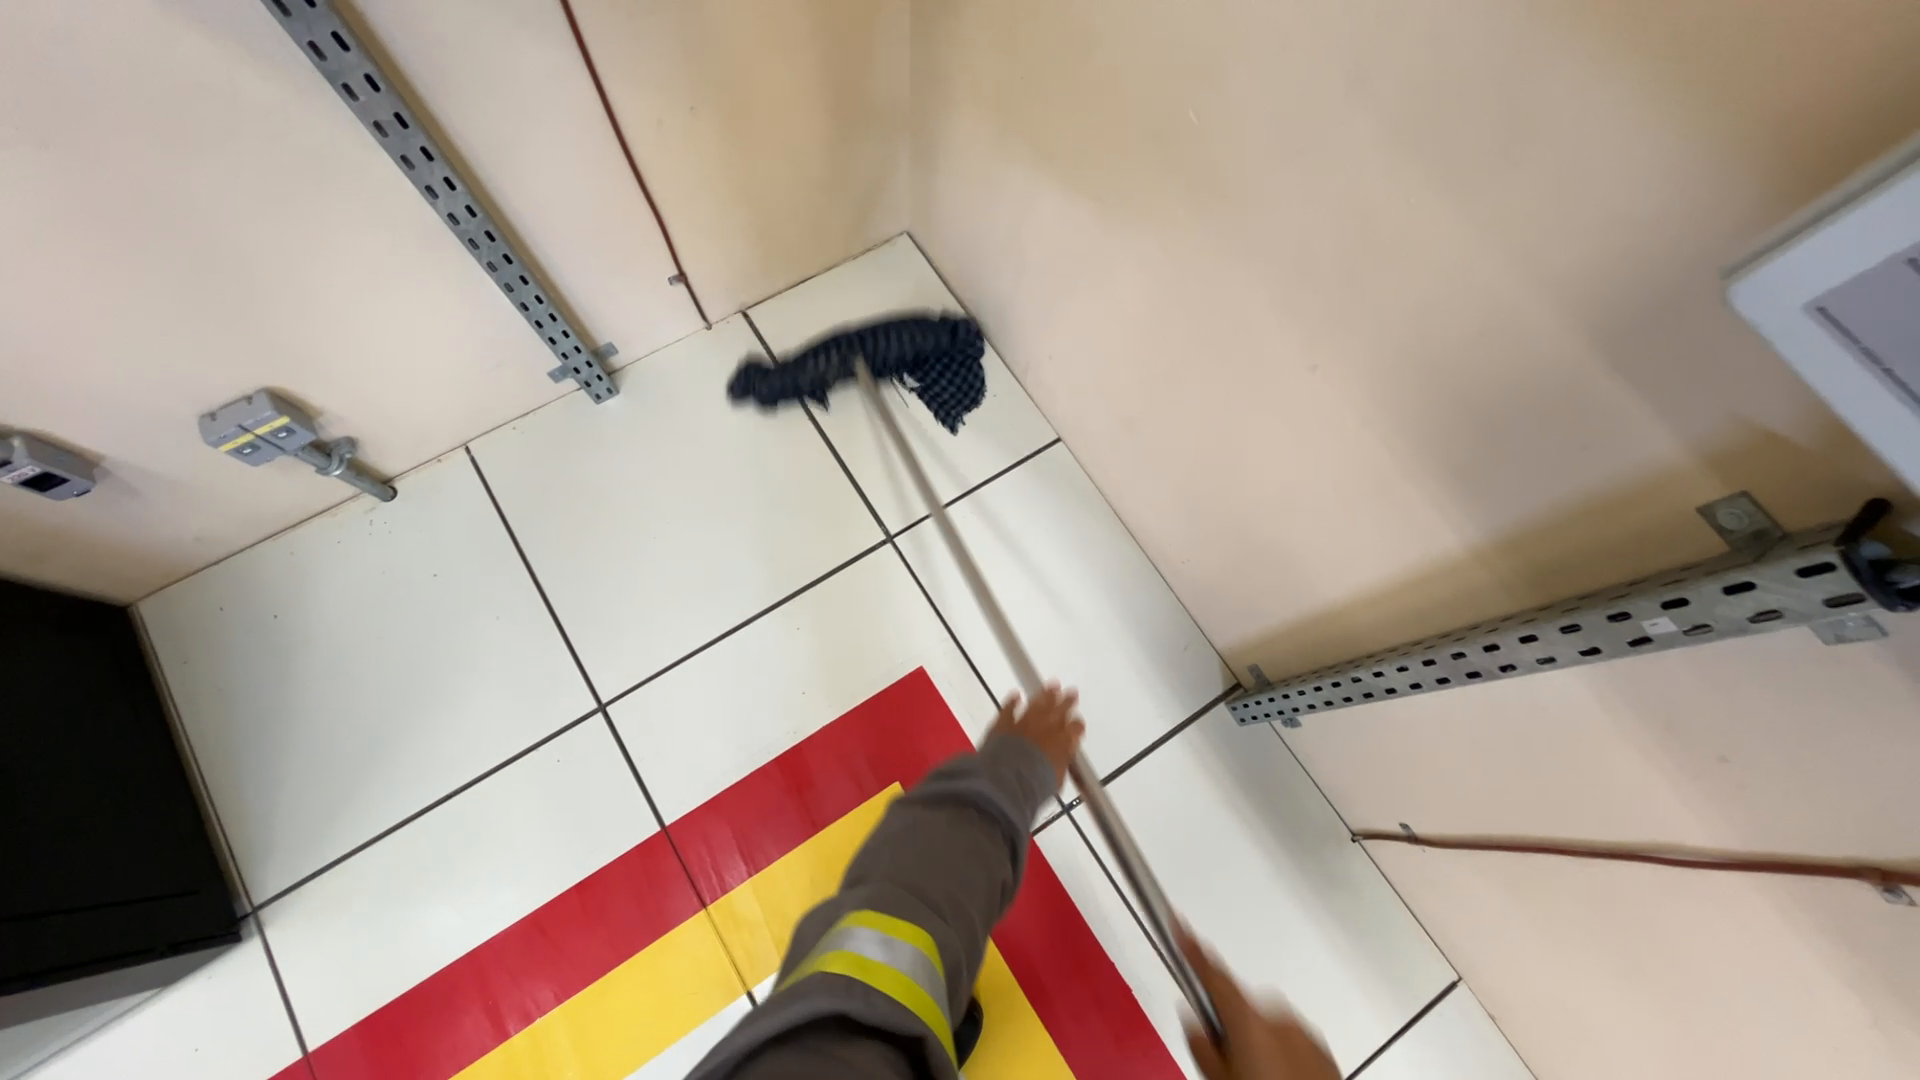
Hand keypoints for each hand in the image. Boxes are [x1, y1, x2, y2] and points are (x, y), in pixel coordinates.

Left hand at [988, 684, 1084, 790]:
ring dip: (1045, 694)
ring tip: (1052, 685)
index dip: (1077, 725)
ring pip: (1037, 704)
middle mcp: (1045, 727)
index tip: (1078, 723)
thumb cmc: (1035, 785)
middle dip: (1067, 700)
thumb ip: (1062, 763)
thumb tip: (1065, 758)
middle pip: (1059, 710)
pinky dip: (1012, 701)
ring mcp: (1024, 722)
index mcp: (1062, 741)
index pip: (1075, 728)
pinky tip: (1016, 694)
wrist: (1008, 779)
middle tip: (1072, 691)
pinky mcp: (1004, 723)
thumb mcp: (1057, 779)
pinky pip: (1009, 708)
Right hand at [1180, 930, 1338, 1079]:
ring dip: (1259, 1044)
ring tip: (1258, 1079)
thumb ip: (1201, 1046)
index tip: (1180, 925)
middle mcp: (1279, 1018)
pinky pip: (1293, 1043)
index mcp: (1249, 1021)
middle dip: (1231, 1026)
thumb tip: (1194, 1022)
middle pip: (1242, 1008)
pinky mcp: (1325, 1055)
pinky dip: (1283, 1056)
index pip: (1213, 975)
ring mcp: (1306, 1035)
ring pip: (1268, 1027)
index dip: (1193, 948)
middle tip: (1226, 1061)